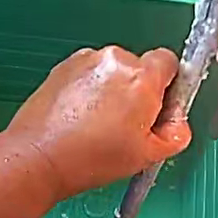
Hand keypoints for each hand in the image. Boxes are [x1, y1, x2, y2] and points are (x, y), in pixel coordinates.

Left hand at [6, 45, 189, 197]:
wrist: (40, 156)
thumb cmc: (91, 157)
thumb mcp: (148, 156)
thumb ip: (175, 134)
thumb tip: (178, 123)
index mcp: (142, 77)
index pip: (170, 62)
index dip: (168, 87)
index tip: (159, 110)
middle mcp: (115, 59)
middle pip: (140, 68)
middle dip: (138, 93)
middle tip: (127, 128)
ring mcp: (86, 60)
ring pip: (113, 72)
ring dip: (113, 92)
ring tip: (100, 128)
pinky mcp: (64, 67)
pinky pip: (89, 75)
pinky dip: (90, 92)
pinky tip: (82, 121)